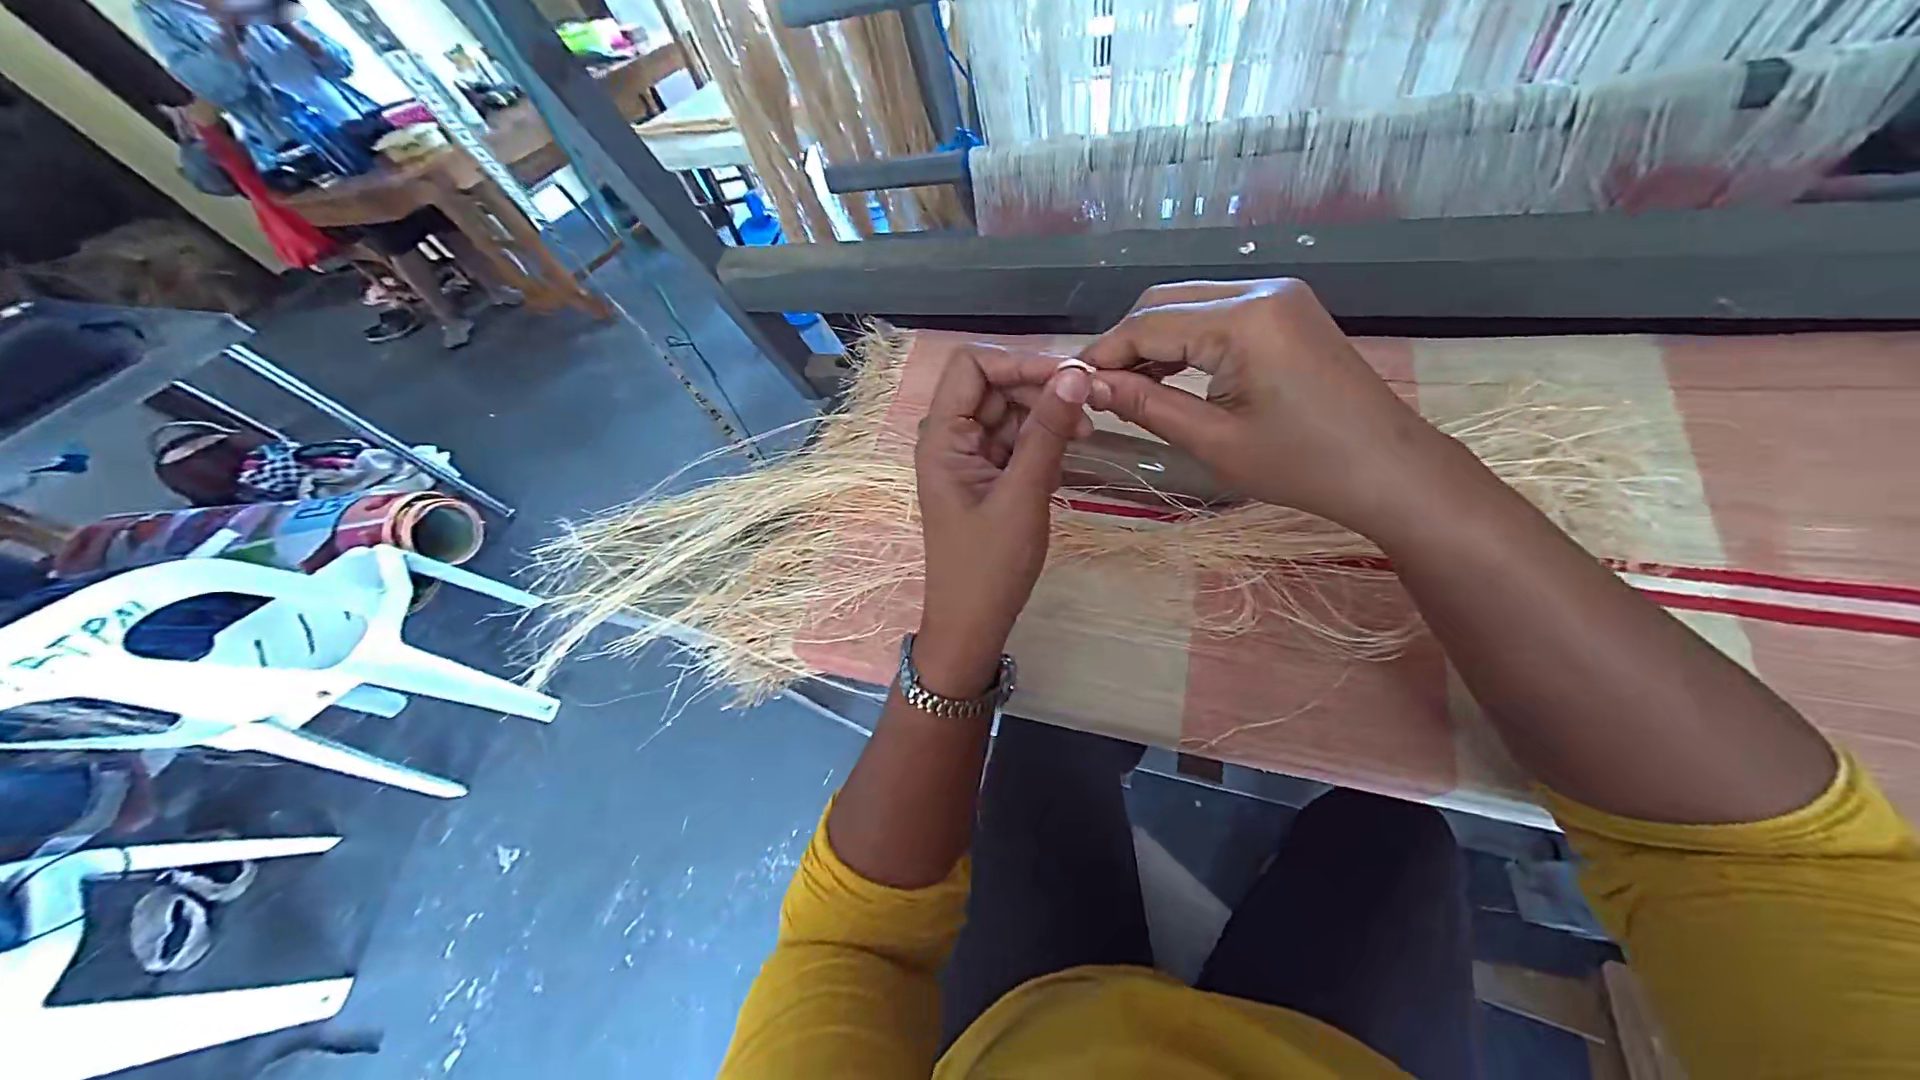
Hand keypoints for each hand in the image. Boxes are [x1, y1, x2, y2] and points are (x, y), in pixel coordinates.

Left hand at [914, 349, 1092, 697]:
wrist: (972, 623)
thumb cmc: (990, 565)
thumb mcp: (1023, 495)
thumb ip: (1047, 432)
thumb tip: (1075, 374)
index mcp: (942, 437)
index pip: (971, 366)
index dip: (1019, 361)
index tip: (1069, 376)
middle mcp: (950, 439)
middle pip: (994, 386)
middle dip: (1040, 389)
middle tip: (1089, 406)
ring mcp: (969, 458)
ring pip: (1009, 413)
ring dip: (1046, 415)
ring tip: (1086, 435)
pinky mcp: (987, 477)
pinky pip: (1015, 442)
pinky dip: (1041, 441)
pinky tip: (1069, 451)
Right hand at [1080, 279, 1464, 535]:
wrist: (1388, 469)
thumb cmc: (1301, 465)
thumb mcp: (1213, 440)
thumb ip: (1146, 406)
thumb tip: (1091, 387)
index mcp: (1243, 319)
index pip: (1147, 324)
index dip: (1103, 354)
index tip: (1073, 386)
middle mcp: (1259, 290)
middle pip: (1164, 302)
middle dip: (1125, 344)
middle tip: (1099, 391)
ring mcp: (1278, 296)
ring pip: (1188, 304)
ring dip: (1152, 341)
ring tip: (1127, 389)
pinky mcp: (1286, 310)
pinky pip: (1217, 314)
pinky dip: (1185, 341)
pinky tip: (1168, 376)